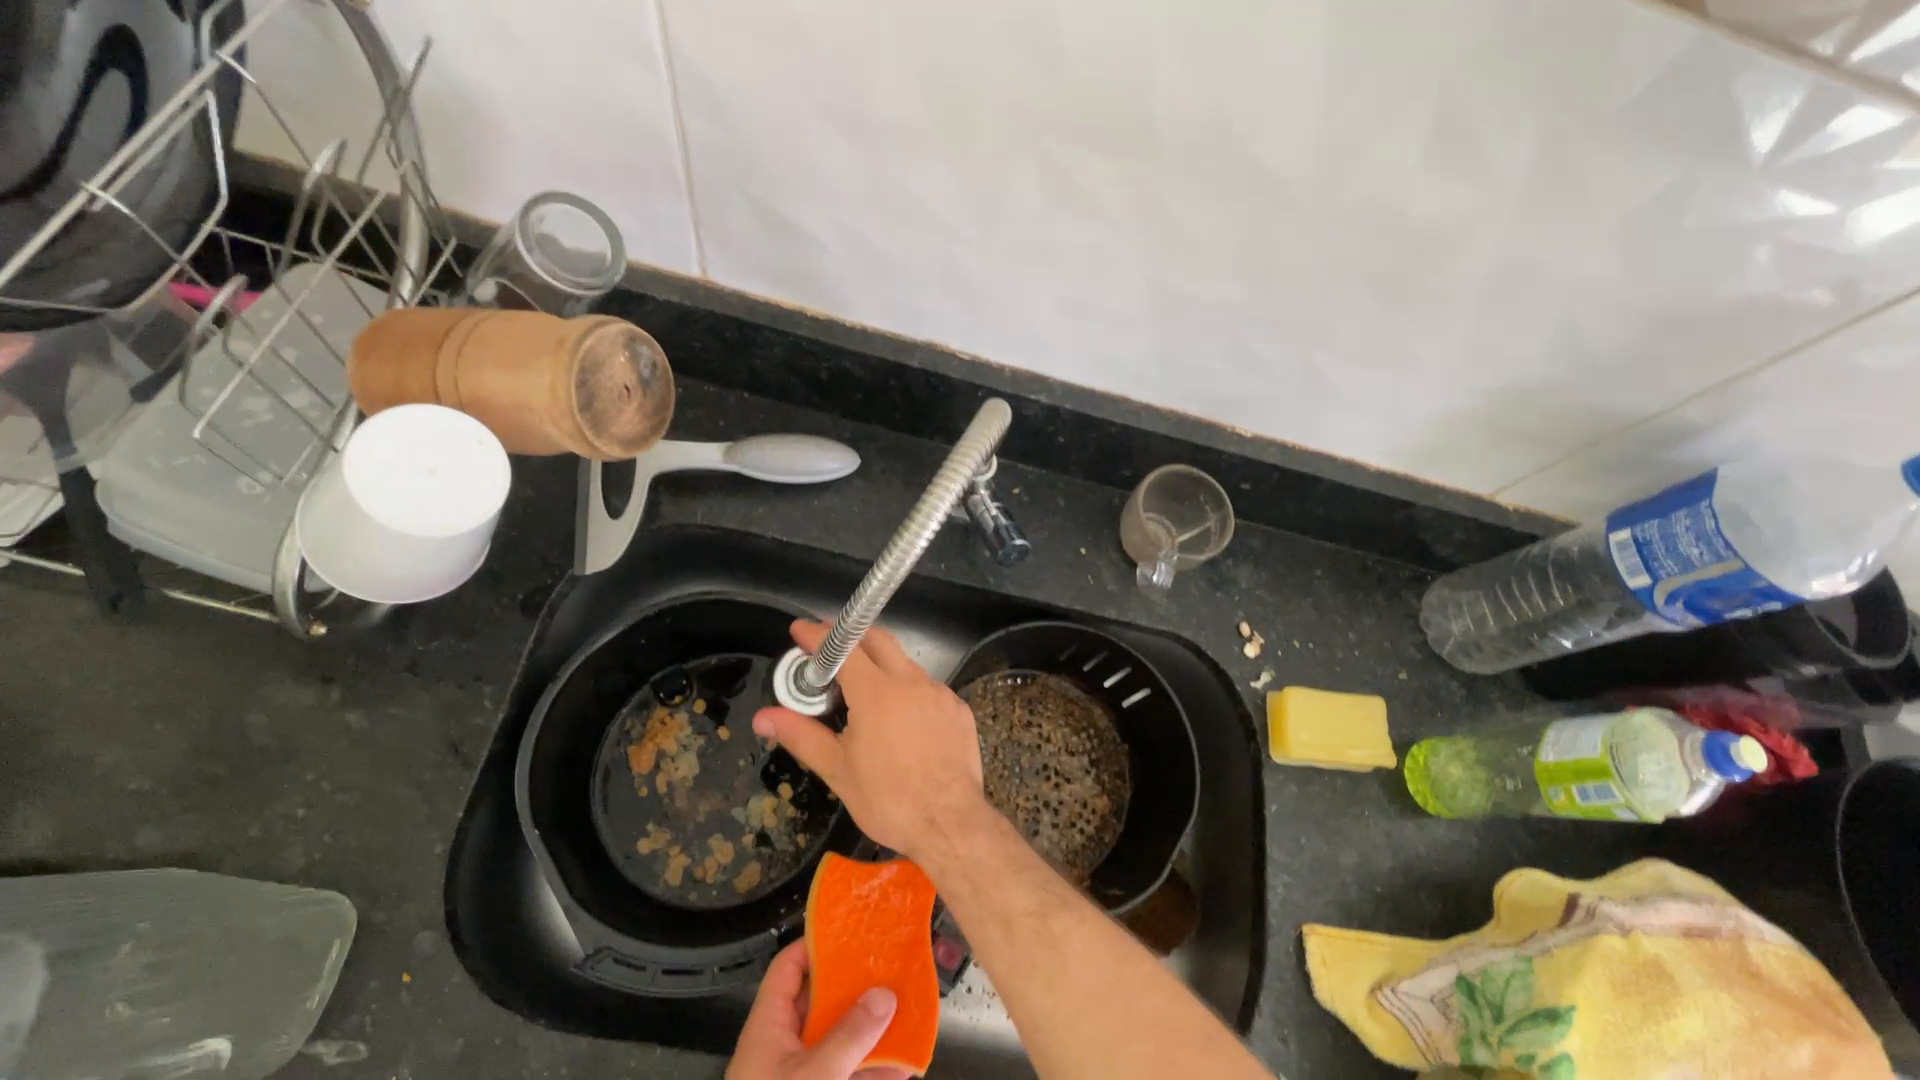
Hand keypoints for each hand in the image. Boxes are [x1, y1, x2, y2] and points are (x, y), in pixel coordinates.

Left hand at [727, 940, 909, 1079]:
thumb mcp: (814, 1076)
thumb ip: (850, 1035)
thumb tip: (883, 994)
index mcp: (768, 1026)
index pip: (788, 968)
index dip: (818, 945)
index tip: (856, 933)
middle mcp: (781, 1046)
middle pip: (819, 1003)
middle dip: (856, 990)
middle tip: (893, 972)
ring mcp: (797, 1077)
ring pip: (837, 1041)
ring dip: (871, 1032)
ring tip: (908, 1016)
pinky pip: (845, 1074)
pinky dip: (871, 1069)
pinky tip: (903, 1069)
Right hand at [753, 620, 987, 861]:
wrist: (950, 825)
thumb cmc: (888, 799)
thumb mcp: (838, 770)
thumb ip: (801, 735)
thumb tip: (763, 717)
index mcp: (876, 692)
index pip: (843, 646)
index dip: (818, 635)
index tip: (800, 630)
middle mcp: (911, 682)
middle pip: (879, 640)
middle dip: (851, 637)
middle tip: (828, 650)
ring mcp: (940, 694)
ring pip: (906, 665)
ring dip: (882, 664)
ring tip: (862, 688)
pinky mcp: (959, 711)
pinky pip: (929, 689)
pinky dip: (908, 690)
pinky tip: (901, 718)